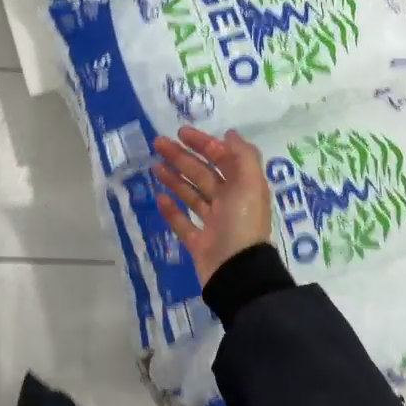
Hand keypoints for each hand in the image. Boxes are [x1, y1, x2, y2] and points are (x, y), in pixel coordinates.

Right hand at [152, 126, 271, 286]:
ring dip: (175, 179)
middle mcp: (230, 203)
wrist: (236, 272)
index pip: (223, 158)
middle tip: (159, 144)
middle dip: (182, 158)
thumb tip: (230, 134)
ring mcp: (214, 225)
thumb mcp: (250, 183)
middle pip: (203, 174)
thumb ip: (242, 155)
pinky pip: (183, 223)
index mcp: (244, 187)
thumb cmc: (243, 223)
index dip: (204, 144)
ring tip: (155, 166)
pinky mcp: (200, 244)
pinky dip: (172, 210)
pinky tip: (158, 196)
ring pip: (192, 196)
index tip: (181, 133)